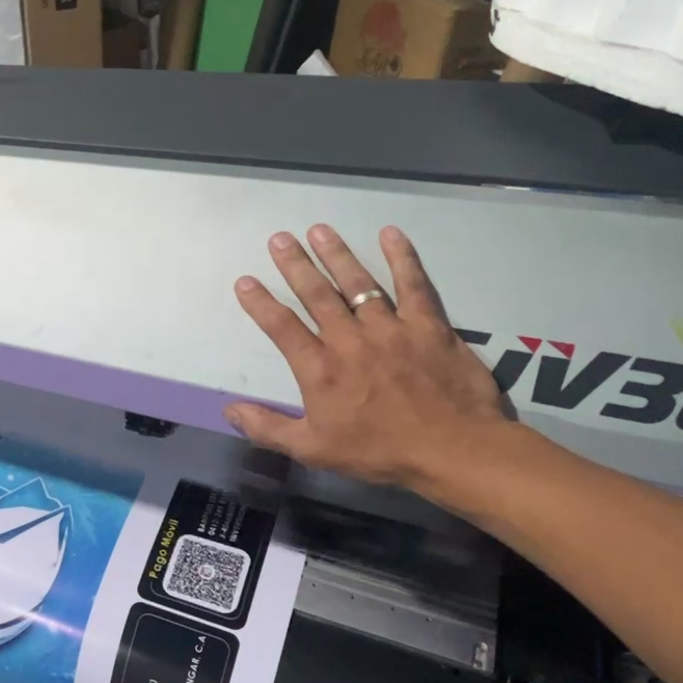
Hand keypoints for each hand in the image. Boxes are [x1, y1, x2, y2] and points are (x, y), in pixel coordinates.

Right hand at [225, 224, 513, 493]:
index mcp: (320, 369)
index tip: (245, 281)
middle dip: (295, 265)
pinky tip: (391, 235)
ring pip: (358, 283)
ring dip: (337, 255)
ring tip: (319, 230)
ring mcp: (391, 328)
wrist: (452, 449)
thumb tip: (229, 411)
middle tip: (279, 239)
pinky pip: (414, 284)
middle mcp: (350, 340)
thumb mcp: (313, 449)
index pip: (282, 327)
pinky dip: (403, 258)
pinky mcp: (429, 325)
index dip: (260, 303)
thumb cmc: (379, 452)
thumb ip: (269, 428)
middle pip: (316, 295)